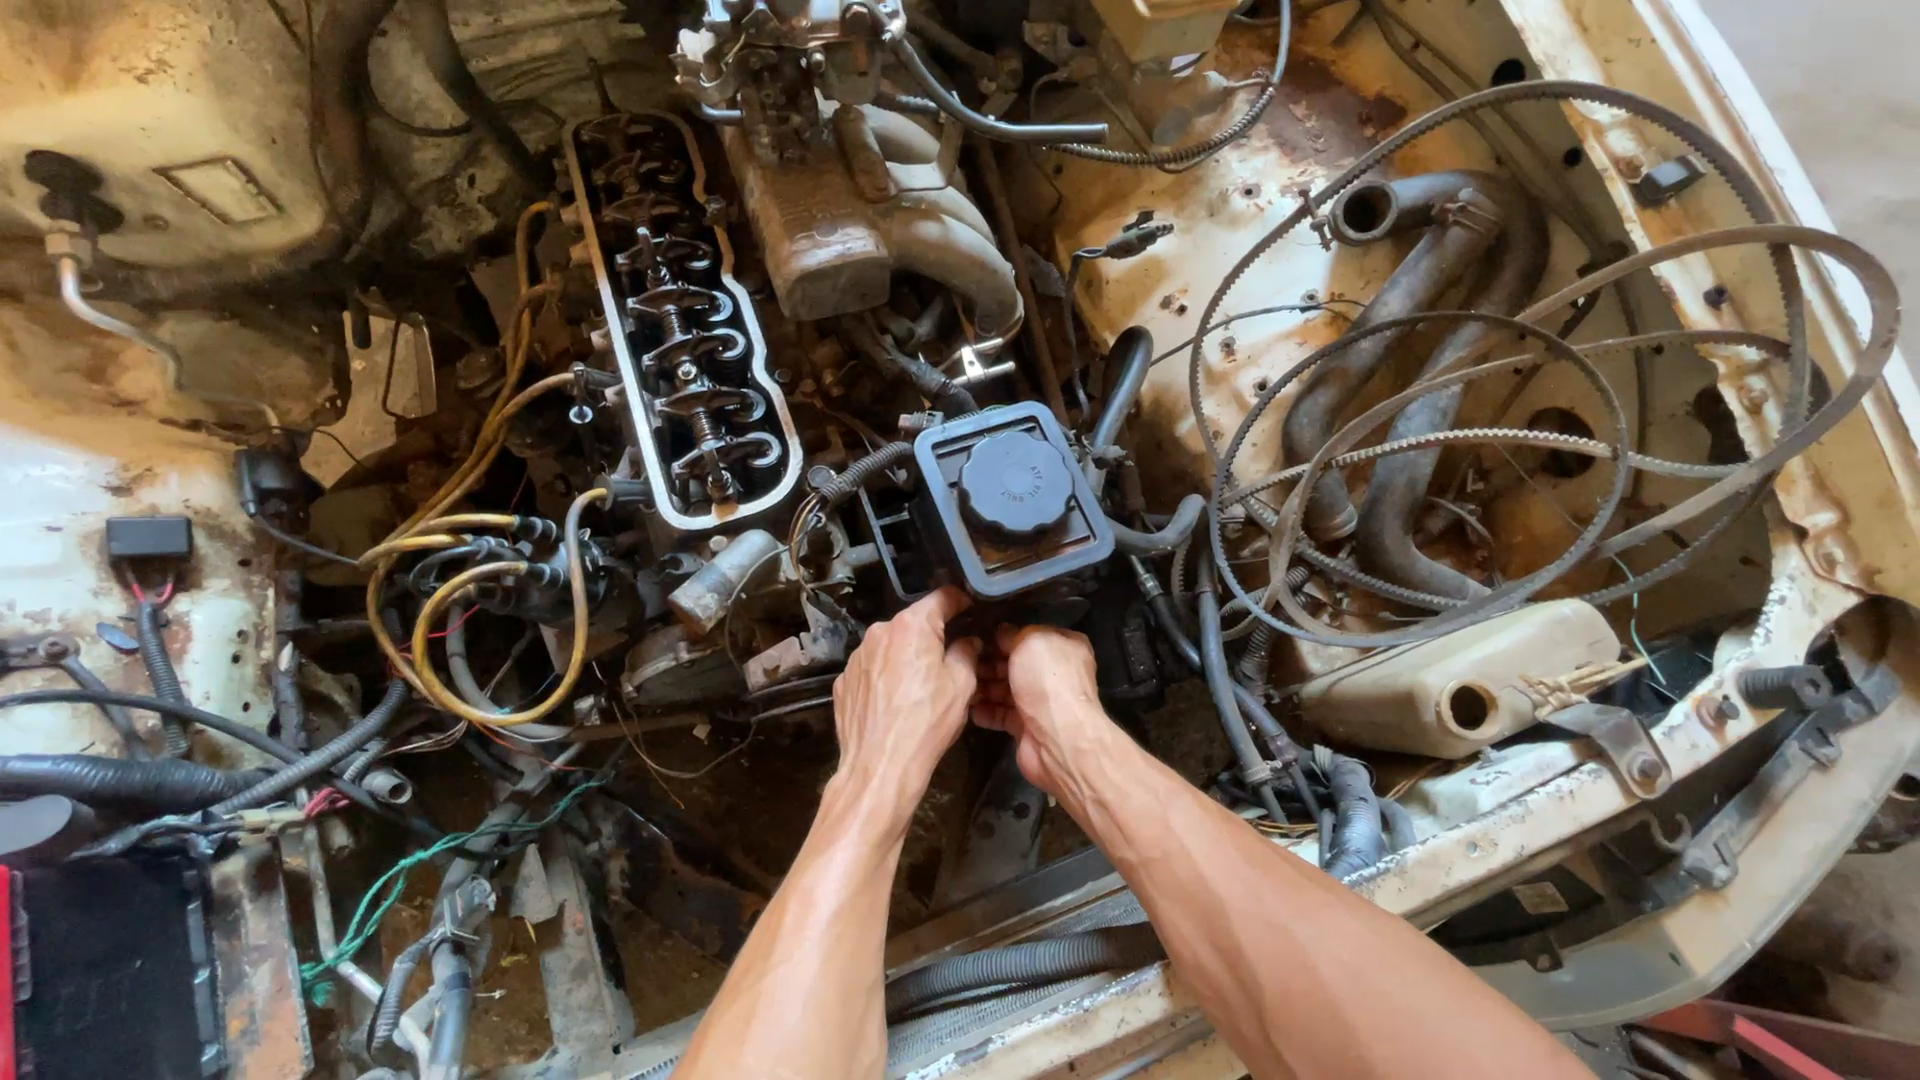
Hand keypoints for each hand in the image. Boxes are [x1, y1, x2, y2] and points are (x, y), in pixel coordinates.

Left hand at [831, 586, 980, 801]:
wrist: (880, 765)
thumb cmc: (927, 722)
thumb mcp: (961, 685)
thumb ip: (966, 653)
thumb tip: (968, 641)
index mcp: (911, 626)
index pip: (942, 597)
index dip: (960, 601)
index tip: (971, 609)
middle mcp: (879, 632)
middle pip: (913, 623)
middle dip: (932, 635)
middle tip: (950, 657)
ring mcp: (856, 657)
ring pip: (890, 647)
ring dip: (906, 657)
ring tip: (919, 686)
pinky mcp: (843, 681)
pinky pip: (871, 670)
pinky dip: (885, 677)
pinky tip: (894, 702)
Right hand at [973, 624, 1115, 797]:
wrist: (1058, 738)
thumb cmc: (1047, 681)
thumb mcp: (1030, 641)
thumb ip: (1013, 633)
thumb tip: (1001, 633)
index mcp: (1063, 646)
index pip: (1030, 635)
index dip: (1005, 636)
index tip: (978, 635)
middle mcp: (1054, 673)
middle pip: (1015, 663)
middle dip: (989, 663)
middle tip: (963, 662)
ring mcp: (1041, 701)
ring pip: (1005, 689)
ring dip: (984, 687)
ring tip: (962, 684)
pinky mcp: (1027, 726)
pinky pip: (1002, 714)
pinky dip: (986, 711)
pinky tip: (971, 708)